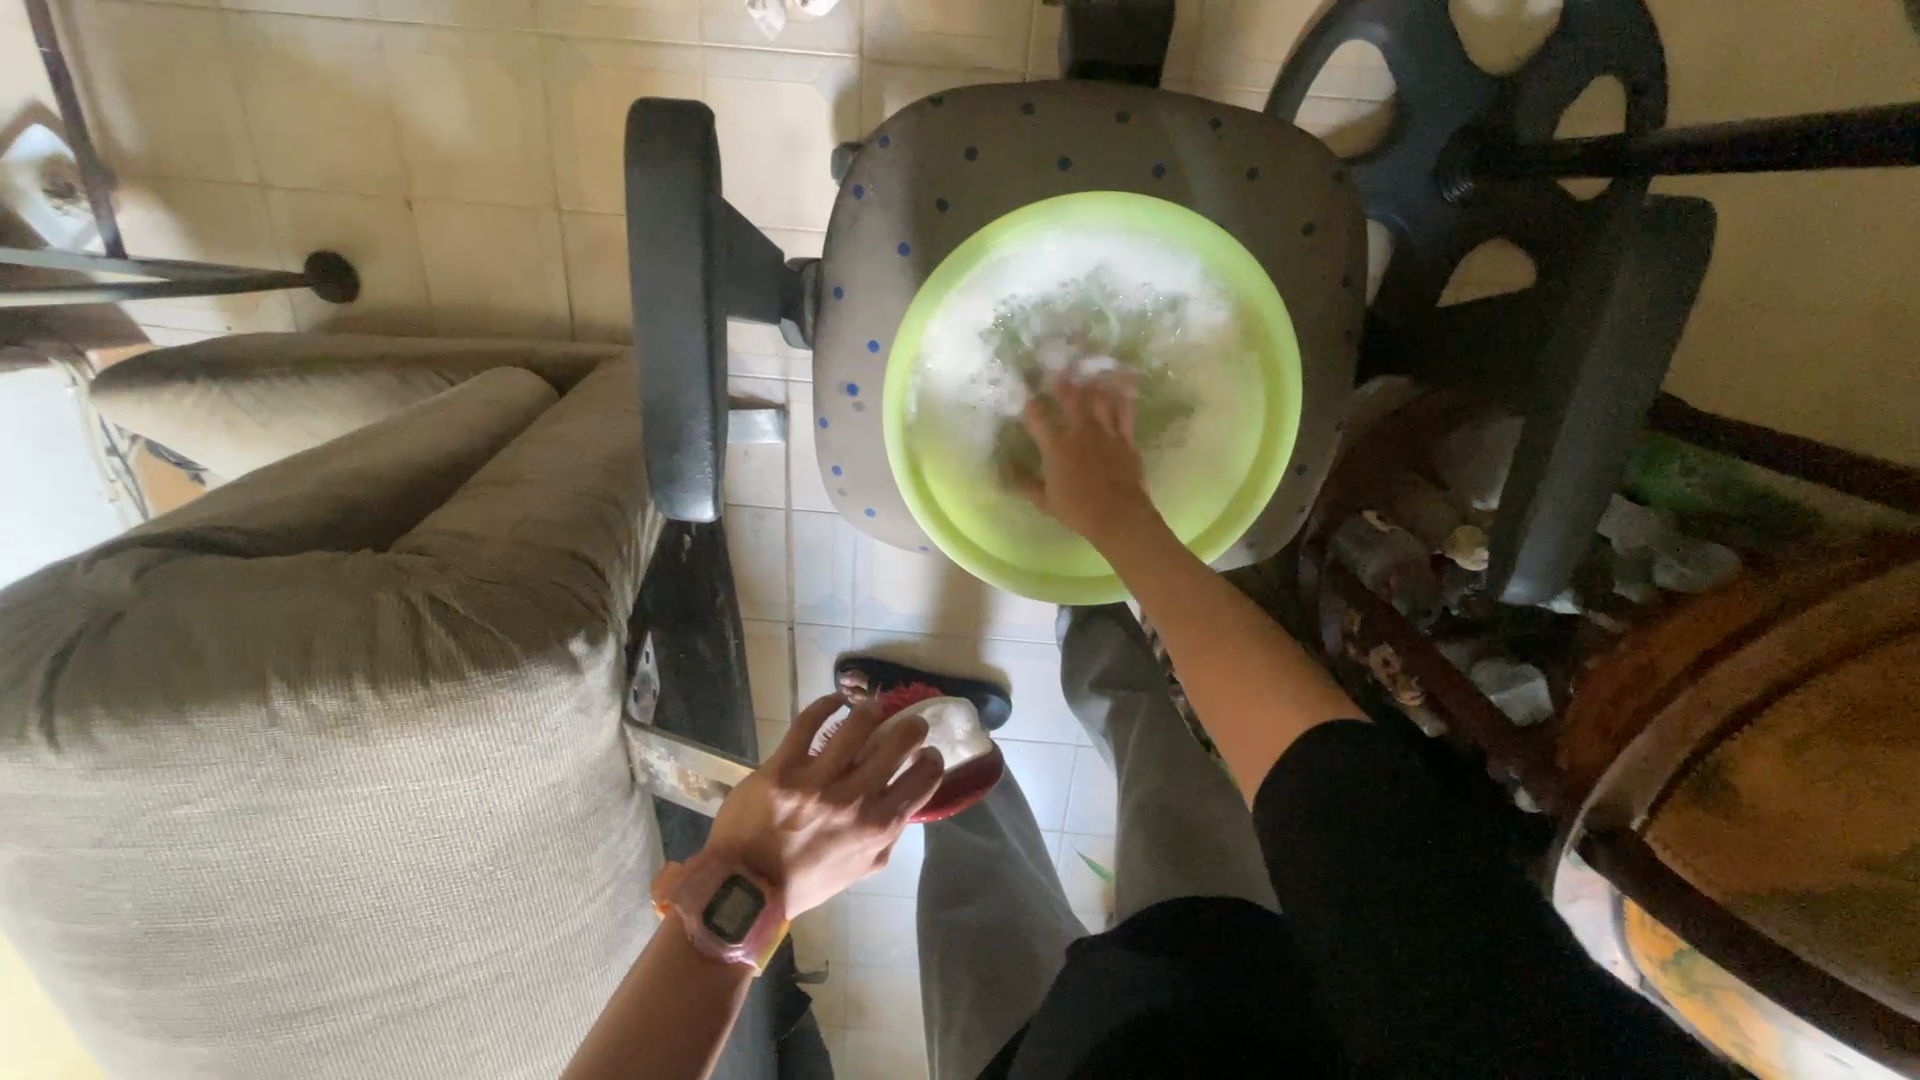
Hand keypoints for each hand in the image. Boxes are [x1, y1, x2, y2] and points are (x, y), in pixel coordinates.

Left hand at [702, 695, 943, 916]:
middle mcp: (855, 799)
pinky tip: (835, 701)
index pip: (925, 778)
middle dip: (910, 726)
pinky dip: (827, 704)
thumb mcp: (861, 868)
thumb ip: (886, 837)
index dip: (931, 758)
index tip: (924, 752)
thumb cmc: (806, 880)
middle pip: (899, 742)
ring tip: (870, 708)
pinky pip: (809, 721)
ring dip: (870, 710)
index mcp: (879, 826)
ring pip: (859, 723)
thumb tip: (901, 805)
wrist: (747, 888)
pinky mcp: (785, 767)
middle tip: (904, 723)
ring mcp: (819, 780)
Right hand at [1016, 373, 1162, 547]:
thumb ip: (1026, 482)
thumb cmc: (1078, 510)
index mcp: (1056, 446)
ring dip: (1092, 384)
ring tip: (1088, 374)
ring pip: (1098, 398)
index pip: (1037, 416)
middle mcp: (1080, 432)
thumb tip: (1009, 468)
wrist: (1119, 515)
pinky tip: (1123, 383)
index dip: (1029, 403)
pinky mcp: (1127, 438)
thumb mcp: (1045, 501)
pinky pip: (1125, 410)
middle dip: (1063, 382)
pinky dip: (1123, 395)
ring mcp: (1106, 432)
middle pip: (1071, 397)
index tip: (1026, 395)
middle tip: (1060, 370)